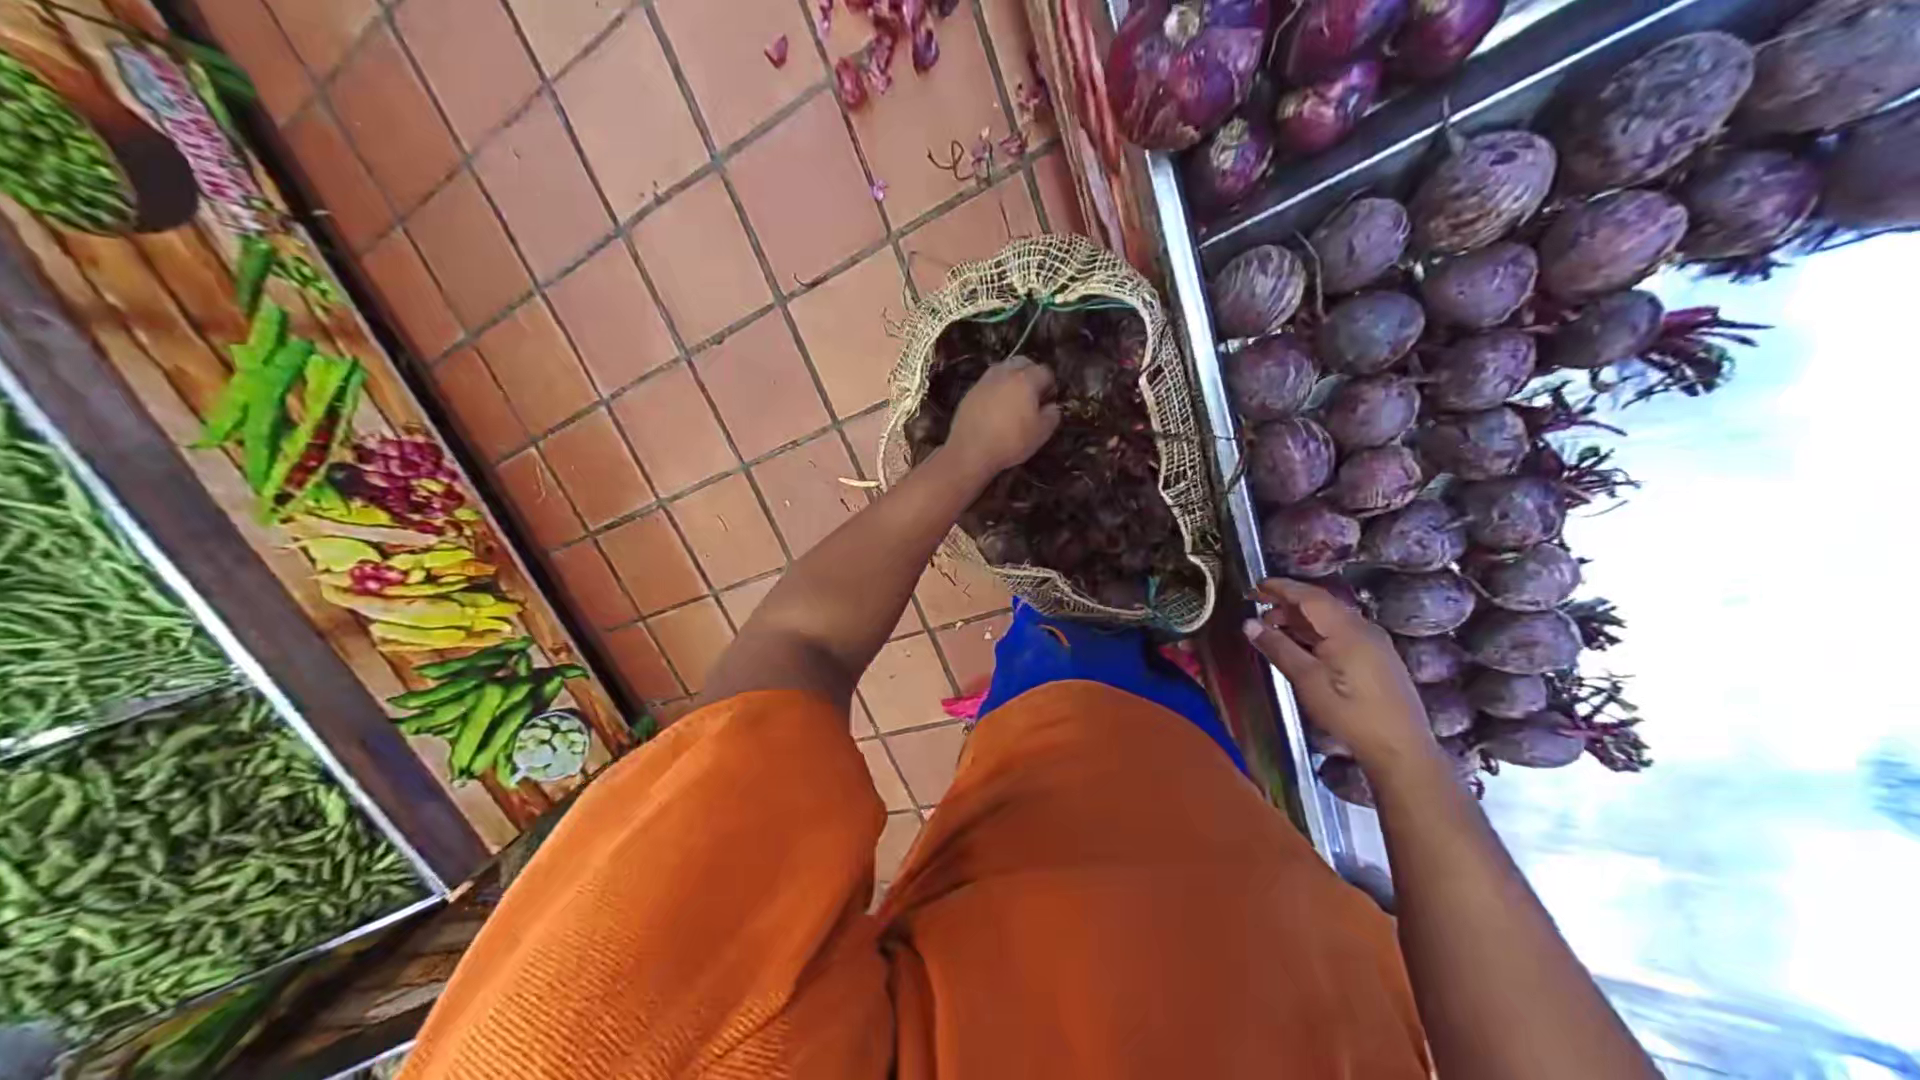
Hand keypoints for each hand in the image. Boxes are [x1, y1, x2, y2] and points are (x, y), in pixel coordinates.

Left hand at [944, 357, 1061, 477]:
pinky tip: (995, 407)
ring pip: (1003, 369)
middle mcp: (1005, 373)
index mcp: (1026, 380)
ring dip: (1012, 378)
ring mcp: (985, 381)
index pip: (1045, 371)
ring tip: (1013, 399)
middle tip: (1032, 395)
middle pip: (1023, 362)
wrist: (970, 451)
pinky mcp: (970, 392)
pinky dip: (996, 389)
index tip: (1048, 402)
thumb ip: (1052, 416)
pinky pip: (988, 383)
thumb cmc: (1010, 441)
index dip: (1051, 386)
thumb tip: (1052, 407)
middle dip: (1031, 374)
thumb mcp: (1041, 433)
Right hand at [1243, 578, 1436, 775]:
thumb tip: (1249, 624)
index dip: (1281, 587)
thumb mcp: (1307, 681)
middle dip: (1288, 602)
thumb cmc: (1350, 714)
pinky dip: (1316, 631)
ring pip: (1332, 619)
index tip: (1255, 585)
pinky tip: (1302, 645)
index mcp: (1347, 630)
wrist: (1401, 749)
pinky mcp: (1378, 658)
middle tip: (1258, 607)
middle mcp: (1364, 629)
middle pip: (1322, 605)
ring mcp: (1374, 643)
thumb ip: (1278, 648)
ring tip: (1273, 627)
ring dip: (1301, 618)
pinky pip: (1341, 632)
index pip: (1309, 596)